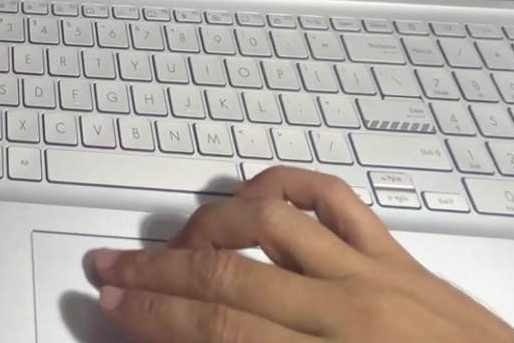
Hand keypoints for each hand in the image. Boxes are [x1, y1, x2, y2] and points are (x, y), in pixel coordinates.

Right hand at [92, 167, 513, 342]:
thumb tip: (201, 341)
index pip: (220, 329)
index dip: (154, 316)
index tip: (111, 305)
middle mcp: (353, 314)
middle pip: (225, 274)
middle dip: (155, 272)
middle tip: (109, 267)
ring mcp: (380, 276)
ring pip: (264, 218)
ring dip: (203, 224)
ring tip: (172, 239)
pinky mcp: (404, 257)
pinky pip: (332, 196)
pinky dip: (281, 184)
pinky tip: (250, 195)